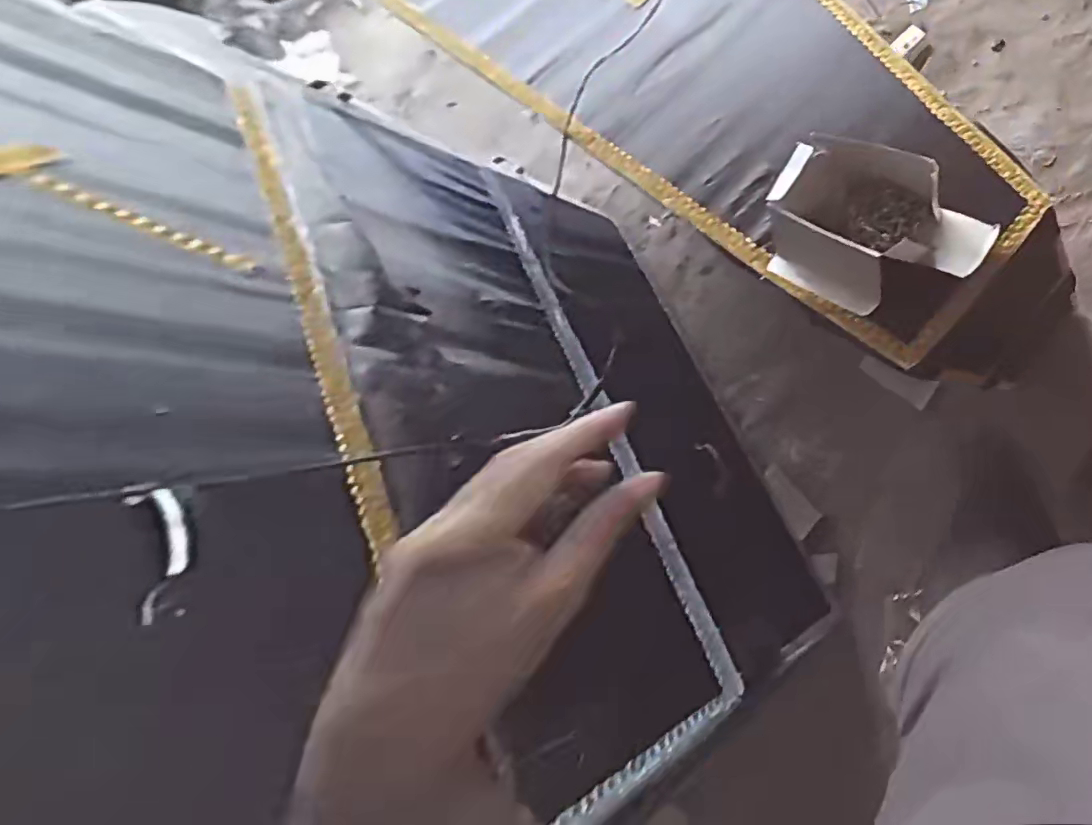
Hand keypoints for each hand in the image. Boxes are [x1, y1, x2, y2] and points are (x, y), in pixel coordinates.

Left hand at [293, 403, 665, 824]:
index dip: (588, 429)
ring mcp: (419, 538)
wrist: (385, 739)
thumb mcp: (559, 595)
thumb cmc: (484, 667)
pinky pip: (476, 507)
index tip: (627, 410)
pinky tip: (546, 513)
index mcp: (473, 530)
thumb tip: (649, 481)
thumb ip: (603, 528)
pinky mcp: (413, 557)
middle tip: (616, 439)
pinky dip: (519, 497)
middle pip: (512, 462)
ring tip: (593, 479)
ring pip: (493, 483)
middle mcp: (439, 523)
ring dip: (545, 471)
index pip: (540, 459)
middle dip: (568, 444)